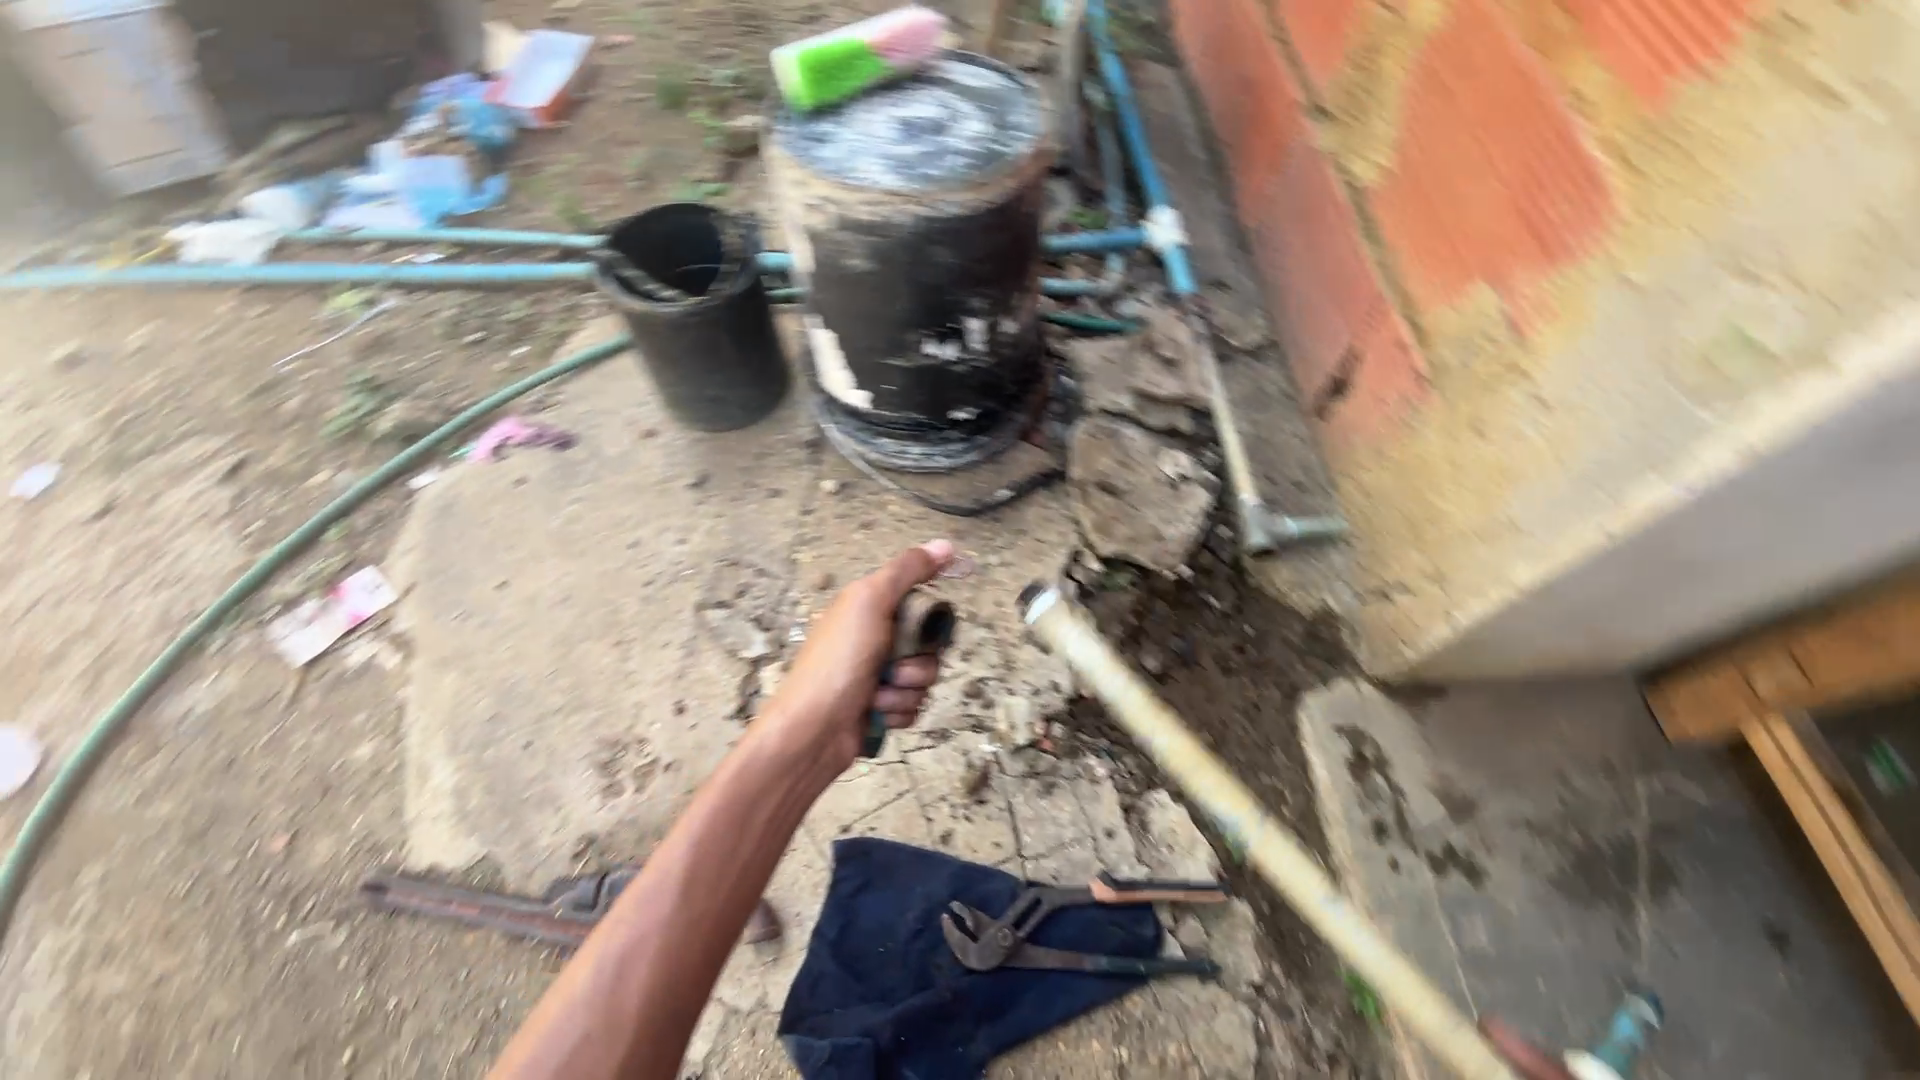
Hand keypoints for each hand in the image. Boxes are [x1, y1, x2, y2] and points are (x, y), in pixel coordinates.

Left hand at [764, 539, 954, 768]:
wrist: (813, 729)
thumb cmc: (839, 660)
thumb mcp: (870, 601)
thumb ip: (907, 571)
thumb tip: (946, 544)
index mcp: (869, 609)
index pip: (922, 608)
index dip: (929, 622)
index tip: (925, 631)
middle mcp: (875, 639)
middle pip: (929, 647)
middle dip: (918, 664)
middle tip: (894, 670)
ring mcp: (878, 677)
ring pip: (924, 680)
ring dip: (906, 692)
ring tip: (877, 697)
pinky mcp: (881, 710)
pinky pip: (914, 707)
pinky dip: (899, 712)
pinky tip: (877, 715)